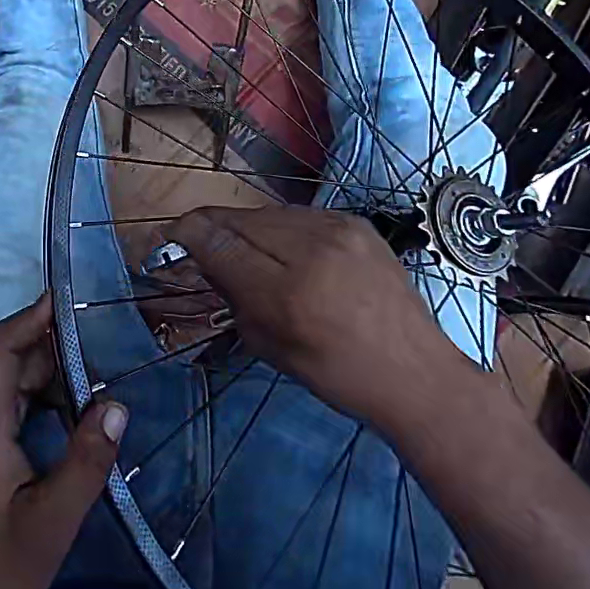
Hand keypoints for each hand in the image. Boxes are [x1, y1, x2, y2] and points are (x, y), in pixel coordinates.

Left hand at [0, 295, 128, 588]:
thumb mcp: (51, 520)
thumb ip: (85, 463)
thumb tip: (117, 407)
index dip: (28, 317)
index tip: (62, 299)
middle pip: (9, 360)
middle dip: (49, 341)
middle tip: (97, 334)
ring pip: (15, 383)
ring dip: (51, 371)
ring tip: (97, 367)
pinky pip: (18, 407)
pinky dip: (48, 398)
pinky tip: (78, 410)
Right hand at [170, 205, 473, 430]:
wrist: (419, 375)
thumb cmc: (336, 373)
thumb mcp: (266, 344)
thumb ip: (230, 293)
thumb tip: (204, 256)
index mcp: (284, 291)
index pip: (214, 240)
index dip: (185, 233)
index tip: (170, 239)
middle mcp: (309, 248)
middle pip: (235, 219)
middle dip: (211, 230)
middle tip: (200, 246)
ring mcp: (336, 228)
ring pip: (263, 213)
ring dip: (245, 229)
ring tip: (247, 253)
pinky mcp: (353, 222)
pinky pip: (295, 215)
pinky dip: (279, 229)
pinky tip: (285, 251)